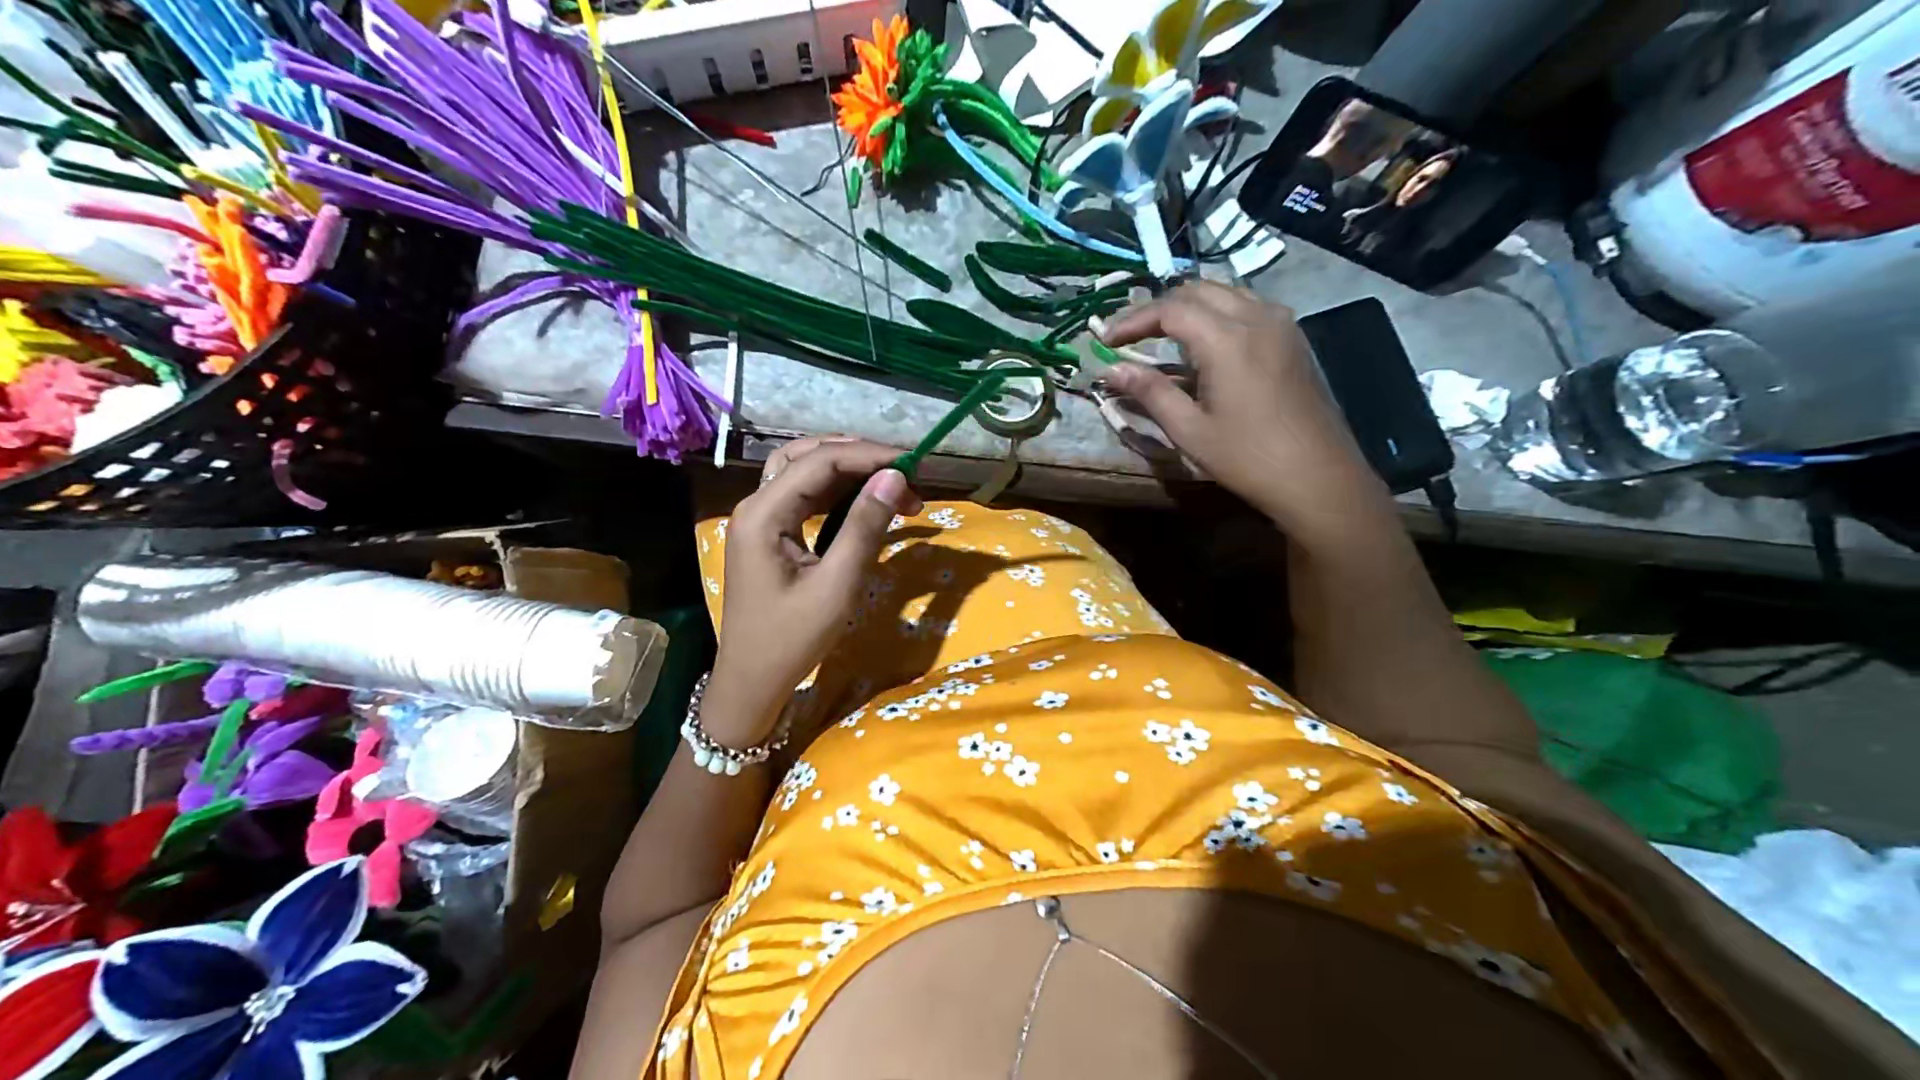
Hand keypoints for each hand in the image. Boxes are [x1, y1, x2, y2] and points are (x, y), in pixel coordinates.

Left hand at [706, 437, 921, 742]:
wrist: (753, 680)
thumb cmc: (792, 638)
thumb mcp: (837, 585)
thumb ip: (864, 526)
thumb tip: (894, 477)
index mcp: (764, 514)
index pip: (819, 462)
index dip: (867, 455)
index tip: (913, 464)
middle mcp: (756, 505)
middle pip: (807, 456)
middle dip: (857, 456)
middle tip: (903, 471)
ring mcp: (760, 518)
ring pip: (804, 471)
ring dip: (848, 470)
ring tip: (892, 482)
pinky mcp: (770, 533)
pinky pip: (803, 496)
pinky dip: (836, 490)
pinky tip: (865, 500)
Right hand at [1099, 283, 1390, 541]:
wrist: (1317, 476)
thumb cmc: (1247, 457)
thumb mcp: (1189, 429)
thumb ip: (1150, 392)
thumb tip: (1111, 370)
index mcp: (1227, 338)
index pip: (1169, 309)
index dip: (1133, 320)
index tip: (1106, 340)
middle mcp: (1256, 317)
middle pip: (1197, 291)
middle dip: (1158, 308)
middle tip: (1130, 335)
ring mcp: (1281, 324)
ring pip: (1225, 293)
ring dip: (1189, 306)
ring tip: (1162, 334)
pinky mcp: (1293, 338)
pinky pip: (1248, 306)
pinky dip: (1217, 313)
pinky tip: (1205, 342)